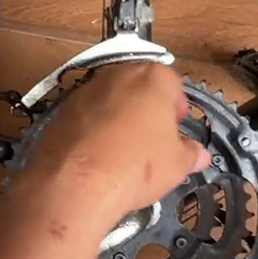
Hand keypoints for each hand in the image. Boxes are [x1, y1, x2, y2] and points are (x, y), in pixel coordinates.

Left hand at [11, 63, 208, 228]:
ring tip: (122, 154)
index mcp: (152, 78)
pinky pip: (84, 117)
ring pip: (109, 101)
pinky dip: (91, 132)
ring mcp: (85, 91)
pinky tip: (96, 159)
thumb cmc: (136, 167)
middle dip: (147, 111)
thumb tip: (197, 154)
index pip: (172, 84)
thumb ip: (190, 153)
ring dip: (117, 120)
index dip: (177, 109)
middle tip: (152, 142)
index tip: (176, 130)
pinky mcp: (60, 110)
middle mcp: (117, 75)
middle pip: (138, 87)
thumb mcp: (177, 165)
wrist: (75, 183)